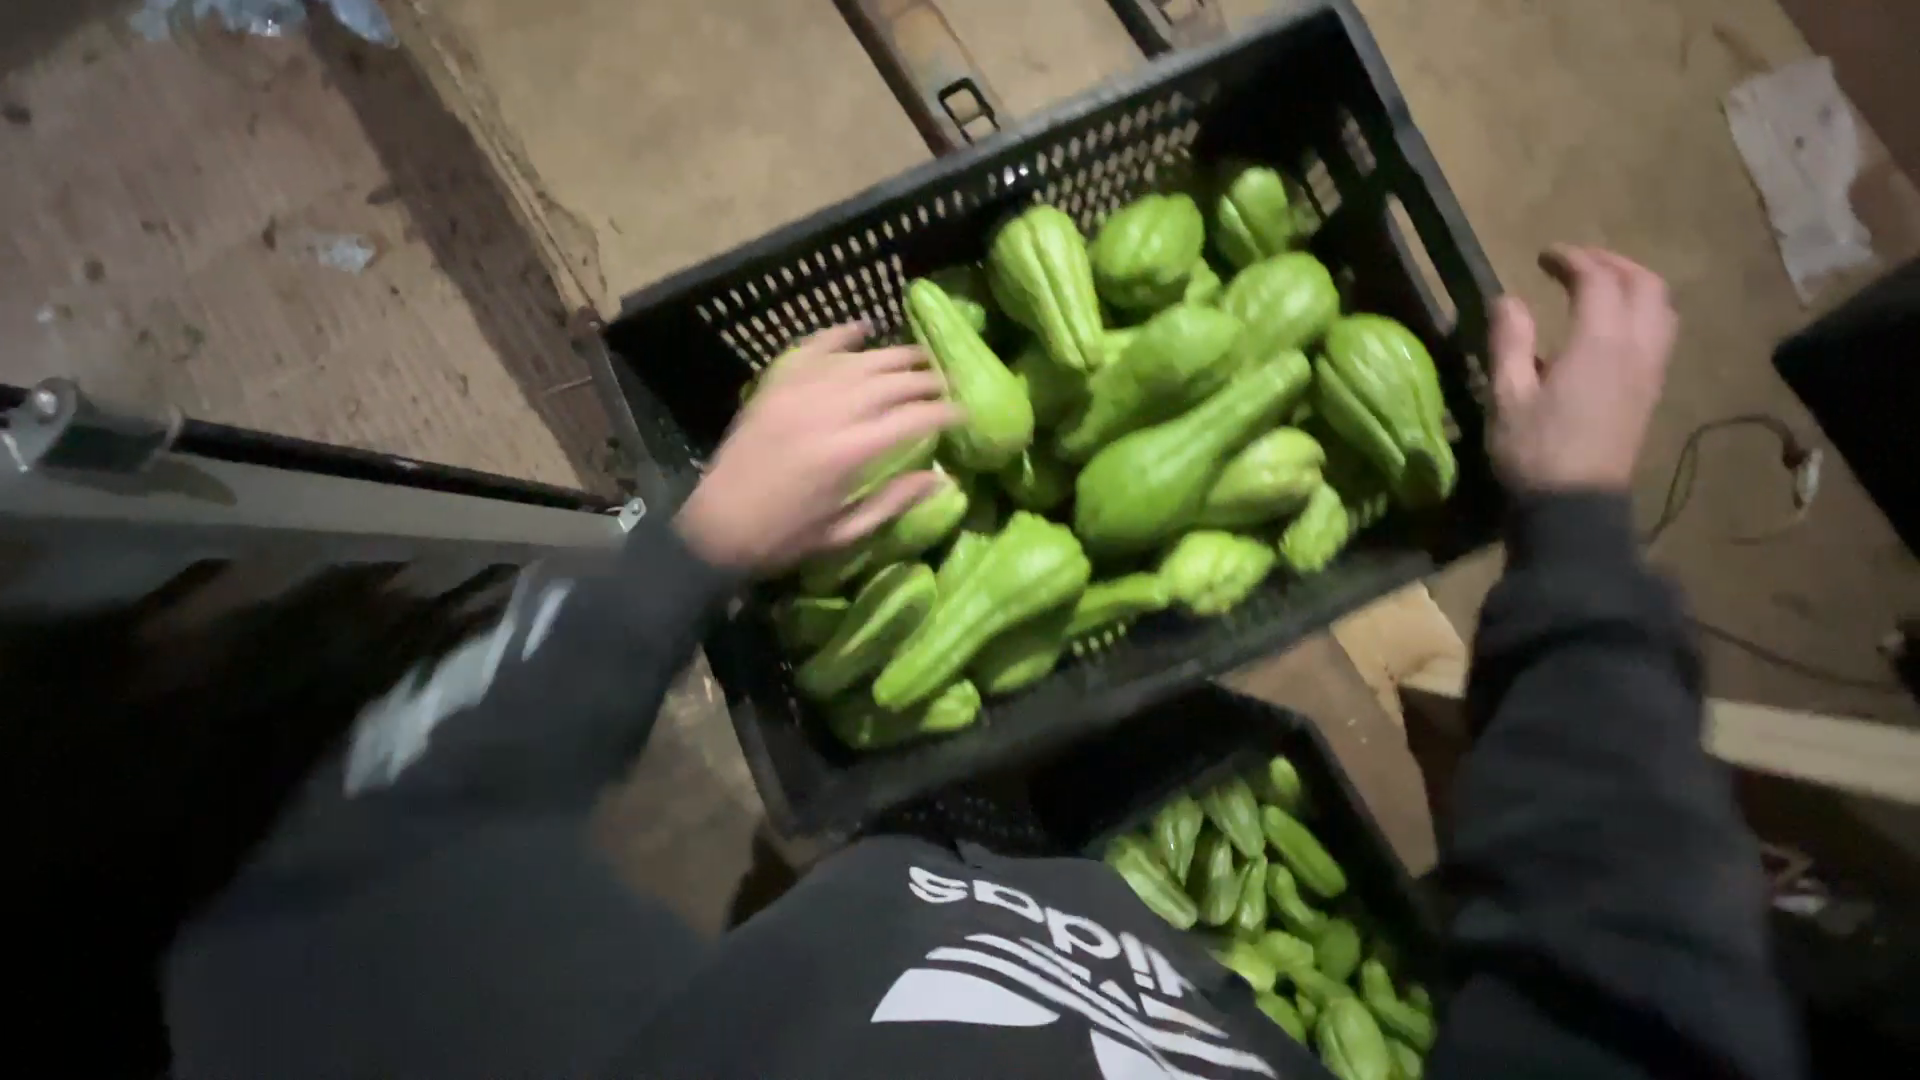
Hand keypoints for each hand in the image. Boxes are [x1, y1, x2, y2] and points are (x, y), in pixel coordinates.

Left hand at [675, 322, 960, 571]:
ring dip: (892, 355)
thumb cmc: (786, 538)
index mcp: (849, 454)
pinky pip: (812, 350)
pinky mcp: (775, 388)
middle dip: (923, 379)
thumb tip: (942, 477)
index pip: (911, 419)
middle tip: (944, 382)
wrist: (717, 527)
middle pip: (888, 383)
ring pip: (856, 361)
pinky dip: (839, 335)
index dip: (943, 412)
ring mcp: (797, 394)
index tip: (962, 411)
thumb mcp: (846, 531)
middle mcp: (827, 414)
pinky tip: (862, 328)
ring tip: (917, 356)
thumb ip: (895, 500)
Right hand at [1488, 246, 1676, 493]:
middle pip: (1643, 284)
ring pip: (1661, 307)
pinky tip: (1610, 328)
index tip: (1544, 256)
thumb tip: (1507, 298)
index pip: (1597, 281)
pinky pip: (1659, 332)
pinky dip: (1640, 312)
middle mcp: (1636, 347)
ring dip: (1633, 285)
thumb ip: (1510, 342)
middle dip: (1611, 264)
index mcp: (1599, 343)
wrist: (1574, 504)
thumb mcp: (1507, 396)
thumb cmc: (1532, 450)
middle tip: (1574, 265)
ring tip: (1599, 288)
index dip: (1572, 260)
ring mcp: (1650, 369)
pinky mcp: (1649, 390)